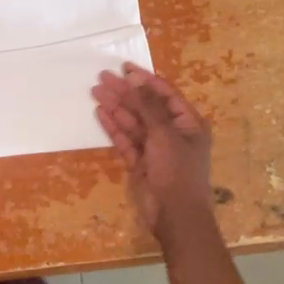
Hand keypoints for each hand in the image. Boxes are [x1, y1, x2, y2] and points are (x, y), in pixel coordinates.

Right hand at [92, 63, 213, 237]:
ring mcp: (156, 149)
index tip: (124, 67)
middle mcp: (173, 133)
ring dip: (116, 107)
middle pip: (146, 107)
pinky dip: (114, 127)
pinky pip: (126, 140)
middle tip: (102, 77)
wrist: (175, 216)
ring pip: (133, 122)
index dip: (145, 79)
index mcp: (188, 123)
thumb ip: (148, 105)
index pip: (165, 94)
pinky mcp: (140, 163)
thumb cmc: (177, 171)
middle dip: (125, 92)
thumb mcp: (165, 134)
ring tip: (95, 91)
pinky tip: (100, 113)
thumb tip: (135, 78)